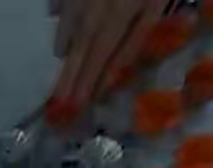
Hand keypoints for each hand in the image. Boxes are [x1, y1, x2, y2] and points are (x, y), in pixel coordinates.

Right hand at [49, 0, 165, 109]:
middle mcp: (85, 16)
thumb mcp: (155, 2)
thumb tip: (106, 77)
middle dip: (67, 80)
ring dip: (69, 44)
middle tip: (60, 102)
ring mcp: (72, 1)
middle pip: (72, 56)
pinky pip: (58, 7)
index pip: (92, 65)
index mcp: (111, 21)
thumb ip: (134, 38)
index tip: (72, 111)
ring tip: (76, 48)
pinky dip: (64, 13)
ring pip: (63, 33)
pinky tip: (74, 10)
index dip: (82, 89)